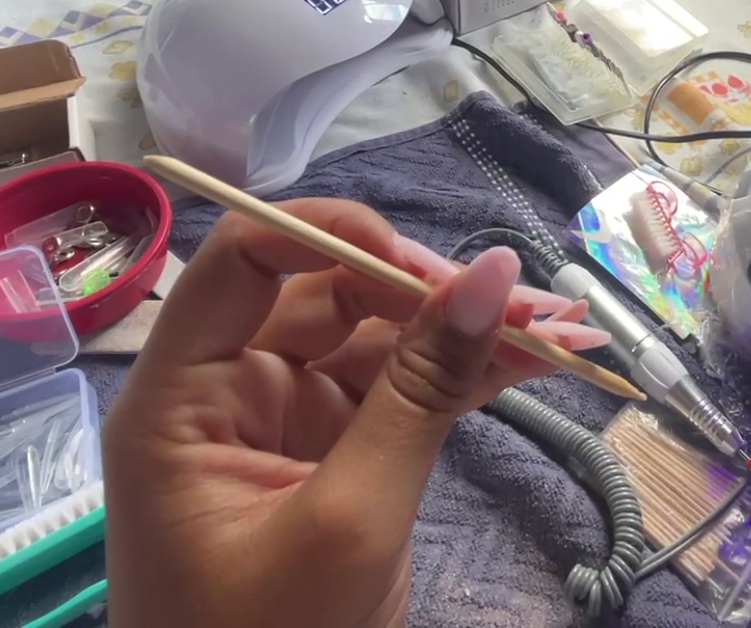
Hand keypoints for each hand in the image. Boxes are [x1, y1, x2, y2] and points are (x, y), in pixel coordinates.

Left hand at [104, 201, 609, 627]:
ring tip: (564, 330)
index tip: (424, 263)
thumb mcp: (353, 518)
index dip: (332, 233)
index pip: (246, 260)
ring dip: (474, 331)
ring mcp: (296, 413)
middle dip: (437, 294)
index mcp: (186, 396)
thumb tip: (494, 273)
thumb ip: (422, 388)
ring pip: (388, 335)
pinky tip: (540, 361)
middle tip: (531, 308)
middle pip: (337, 292)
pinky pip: (412, 382)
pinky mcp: (346, 441)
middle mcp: (237, 386)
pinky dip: (473, 373)